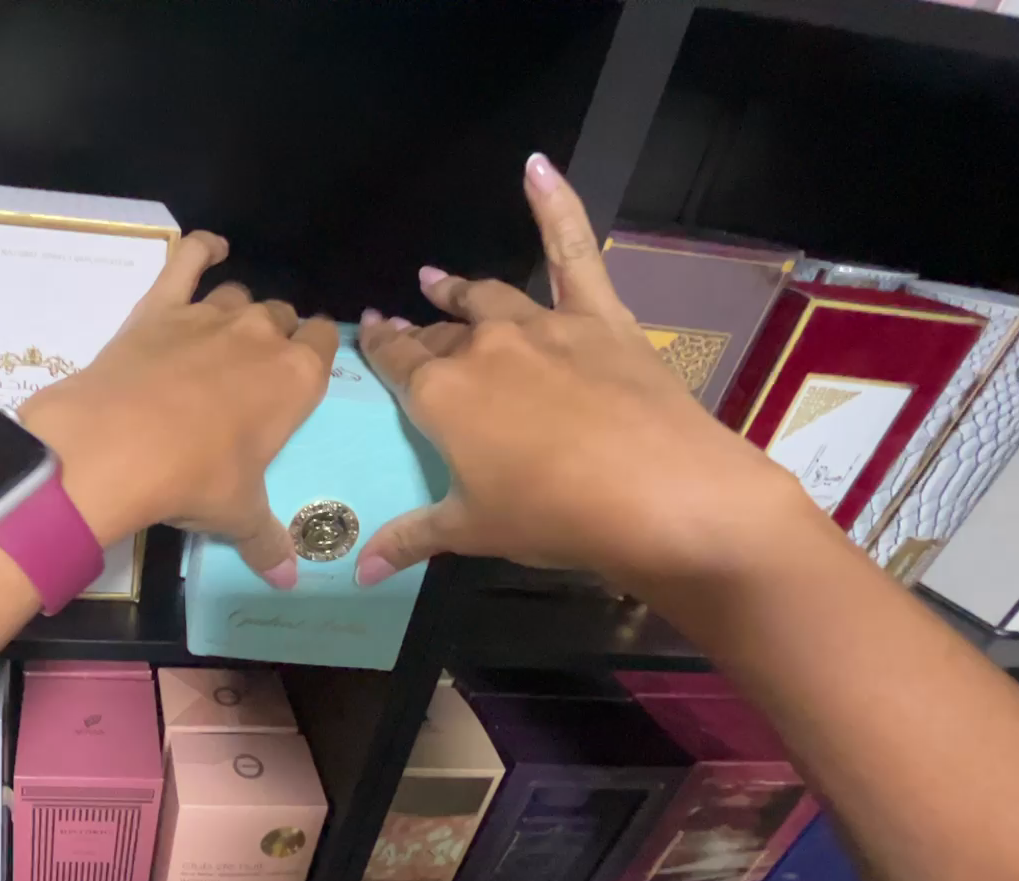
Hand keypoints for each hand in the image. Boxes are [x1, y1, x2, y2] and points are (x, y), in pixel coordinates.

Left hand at [19, 232, 338, 587]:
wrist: (118, 448)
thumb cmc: (195, 479)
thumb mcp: (237, 515)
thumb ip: (267, 542)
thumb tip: (287, 581)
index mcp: (296, 378)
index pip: (323, 345)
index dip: (315, 354)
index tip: (304, 371)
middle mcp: (260, 336)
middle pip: (282, 319)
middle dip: (276, 339)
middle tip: (254, 375)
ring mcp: (209, 315)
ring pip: (239, 298)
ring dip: (238, 314)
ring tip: (223, 341)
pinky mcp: (159, 306)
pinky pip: (187, 258)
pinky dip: (200, 248)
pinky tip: (208, 246)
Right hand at [353, 153, 818, 591]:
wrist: (663, 499)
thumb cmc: (550, 517)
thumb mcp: (469, 530)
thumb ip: (407, 540)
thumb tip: (355, 575)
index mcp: (438, 395)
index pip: (394, 360)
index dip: (377, 346)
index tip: (365, 334)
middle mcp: (478, 349)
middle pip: (437, 332)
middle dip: (415, 330)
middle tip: (403, 328)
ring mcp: (539, 326)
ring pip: (484, 296)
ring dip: (455, 289)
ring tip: (435, 278)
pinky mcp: (598, 317)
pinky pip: (572, 251)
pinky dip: (554, 206)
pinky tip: (536, 168)